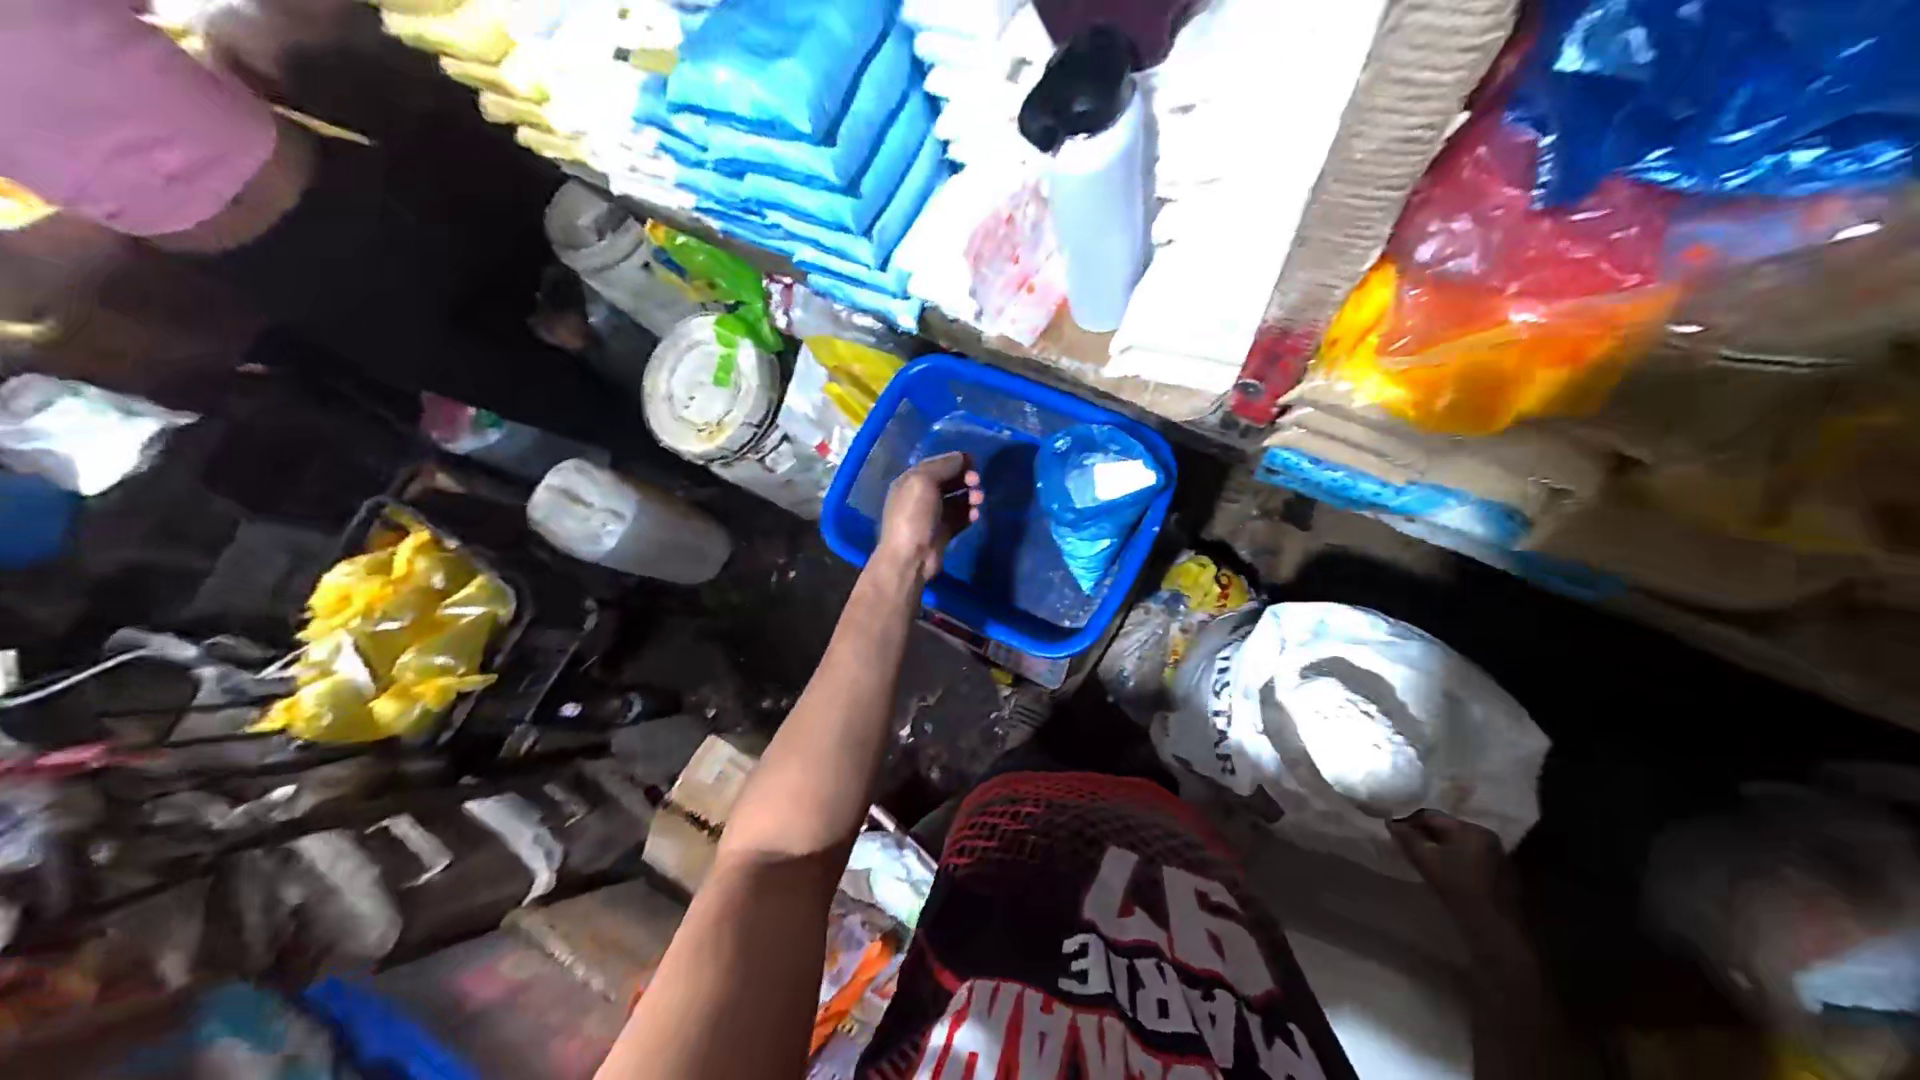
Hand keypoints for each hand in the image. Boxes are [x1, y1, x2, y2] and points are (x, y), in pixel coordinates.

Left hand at [878, 453, 981, 583]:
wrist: (911, 557)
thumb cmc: (914, 515)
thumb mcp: (923, 481)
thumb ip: (943, 466)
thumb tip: (961, 458)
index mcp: (911, 481)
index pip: (936, 464)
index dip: (954, 461)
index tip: (973, 462)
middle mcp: (920, 496)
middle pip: (948, 481)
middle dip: (964, 478)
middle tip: (976, 481)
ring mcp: (932, 515)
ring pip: (957, 499)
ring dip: (970, 496)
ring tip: (978, 500)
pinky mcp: (943, 532)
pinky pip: (960, 517)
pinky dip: (969, 513)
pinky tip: (975, 515)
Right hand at [1388, 810, 1518, 924]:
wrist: (1494, 926)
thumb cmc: (1458, 888)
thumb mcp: (1425, 860)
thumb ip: (1407, 838)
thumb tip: (1392, 823)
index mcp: (1471, 829)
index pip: (1432, 817)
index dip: (1410, 823)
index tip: (1396, 833)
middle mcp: (1487, 835)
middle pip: (1447, 828)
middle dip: (1426, 835)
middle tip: (1408, 846)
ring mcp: (1497, 853)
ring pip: (1458, 842)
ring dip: (1440, 847)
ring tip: (1424, 858)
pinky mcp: (1501, 870)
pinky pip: (1470, 854)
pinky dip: (1455, 857)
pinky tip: (1445, 869)